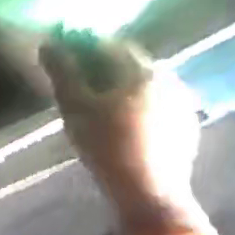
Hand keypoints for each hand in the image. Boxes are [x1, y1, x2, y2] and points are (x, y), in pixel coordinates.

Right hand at [40, 36, 201, 225]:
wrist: (149, 190)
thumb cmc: (106, 144)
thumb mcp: (74, 106)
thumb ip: (62, 71)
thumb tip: (49, 43)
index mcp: (143, 71)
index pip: (110, 44)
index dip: (82, 43)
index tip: (59, 51)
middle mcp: (170, 79)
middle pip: (129, 62)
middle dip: (99, 64)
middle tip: (71, 77)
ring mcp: (182, 103)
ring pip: (142, 83)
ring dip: (116, 83)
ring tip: (91, 100)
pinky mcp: (185, 125)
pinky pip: (154, 102)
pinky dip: (132, 101)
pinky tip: (116, 119)